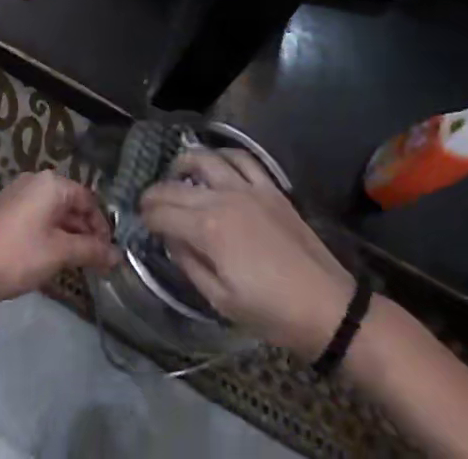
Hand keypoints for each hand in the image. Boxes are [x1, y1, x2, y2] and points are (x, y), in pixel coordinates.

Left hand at [0, 171, 119, 303]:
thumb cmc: (20, 255)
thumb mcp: (60, 253)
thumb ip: (92, 250)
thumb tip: (118, 255)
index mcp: (51, 183)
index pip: (88, 200)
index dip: (102, 227)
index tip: (107, 254)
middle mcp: (37, 181)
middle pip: (72, 204)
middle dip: (87, 232)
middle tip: (97, 262)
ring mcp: (20, 194)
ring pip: (56, 212)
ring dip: (71, 235)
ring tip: (81, 263)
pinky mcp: (9, 209)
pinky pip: (40, 216)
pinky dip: (53, 233)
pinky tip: (58, 256)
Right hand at [141, 149, 353, 356]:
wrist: (328, 307)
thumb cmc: (271, 312)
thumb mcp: (220, 299)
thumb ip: (189, 264)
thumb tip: (171, 241)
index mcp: (207, 228)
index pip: (162, 213)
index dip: (146, 217)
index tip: (140, 223)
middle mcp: (223, 198)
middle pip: (177, 186)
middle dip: (155, 194)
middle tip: (147, 204)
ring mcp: (249, 188)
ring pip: (207, 159)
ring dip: (184, 163)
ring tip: (176, 174)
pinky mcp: (271, 188)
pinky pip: (243, 159)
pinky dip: (223, 155)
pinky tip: (216, 163)